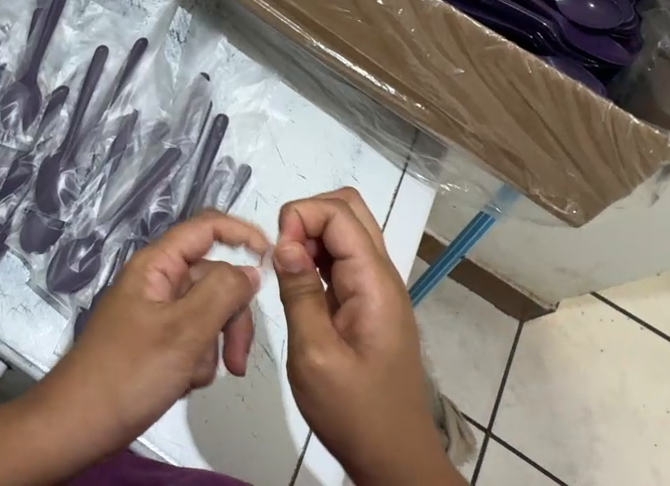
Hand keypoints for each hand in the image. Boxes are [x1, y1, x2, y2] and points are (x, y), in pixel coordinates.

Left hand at [31, 211, 268, 458]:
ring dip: (213, 345)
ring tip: (195, 376)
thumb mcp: (184, 330)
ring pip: (208, 313)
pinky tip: (182, 382)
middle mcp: (158, 281)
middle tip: (236, 360)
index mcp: (157, 264)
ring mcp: (157, 312)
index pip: (206, 228)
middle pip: (214, 278)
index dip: (241, 233)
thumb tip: (250, 270)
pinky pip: (193, 339)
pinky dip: (197, 360)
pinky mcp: (156, 341)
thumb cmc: (128, 371)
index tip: (273, 257)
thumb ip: (222, 294)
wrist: (81, 423)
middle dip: (231, 316)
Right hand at [275, 188, 458, 485]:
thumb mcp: (315, 355)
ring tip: (286, 270)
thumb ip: (299, 293)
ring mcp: (376, 289)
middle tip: (281, 255)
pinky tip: (297, 283)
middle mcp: (381, 275)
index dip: (301, 218)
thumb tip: (283, 242)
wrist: (392, 459)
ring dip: (310, 235)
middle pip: (347, 209)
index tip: (277, 254)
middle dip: (306, 216)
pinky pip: (342, 258)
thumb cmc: (354, 412)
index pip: (339, 213)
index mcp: (374, 283)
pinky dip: (315, 256)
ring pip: (345, 230)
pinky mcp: (366, 303)